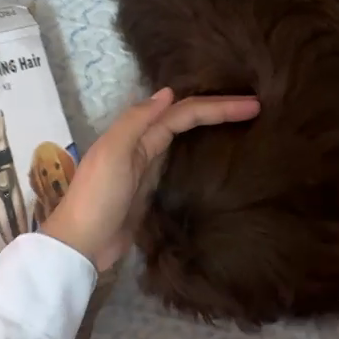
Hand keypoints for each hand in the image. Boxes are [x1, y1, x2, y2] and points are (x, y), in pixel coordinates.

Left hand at [42, 88, 259, 270]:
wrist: (80, 245)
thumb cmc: (97, 197)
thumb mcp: (113, 153)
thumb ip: (137, 121)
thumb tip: (169, 93)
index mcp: (138, 131)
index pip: (185, 111)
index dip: (218, 106)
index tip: (253, 104)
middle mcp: (145, 143)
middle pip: (189, 118)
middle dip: (221, 110)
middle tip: (258, 107)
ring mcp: (150, 167)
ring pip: (187, 136)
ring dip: (213, 125)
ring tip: (244, 122)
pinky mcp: (154, 190)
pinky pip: (183, 160)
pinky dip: (202, 149)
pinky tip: (217, 153)